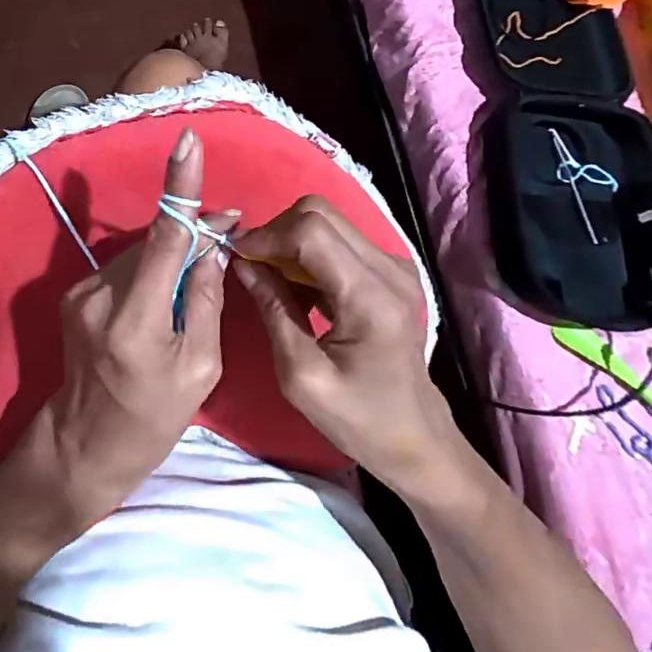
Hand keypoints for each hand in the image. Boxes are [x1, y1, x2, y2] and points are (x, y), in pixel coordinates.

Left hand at [2, 127, 235, 542]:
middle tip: (225, 237)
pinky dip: (149, 272)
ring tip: (188, 290)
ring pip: (140, 253)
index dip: (180, 187)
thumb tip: (213, 249)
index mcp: (137, 319)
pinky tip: (160, 300)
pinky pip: (125, 268)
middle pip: (156, 242)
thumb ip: (206, 301)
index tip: (188, 141)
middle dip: (191, 236)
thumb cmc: (151, 419)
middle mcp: (102, 295)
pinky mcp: (74, 294)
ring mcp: (82, 292)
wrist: (80, 447)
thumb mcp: (198, 369)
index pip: (165, 238)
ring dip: (169, 257)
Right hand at [232, 197, 465, 495]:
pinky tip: (297, 287)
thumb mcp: (300, 376)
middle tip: (251, 264)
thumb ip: (273, 310)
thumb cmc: (358, 418)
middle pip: (321, 214)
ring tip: (270, 277)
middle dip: (277, 232)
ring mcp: (396, 266)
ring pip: (330, 222)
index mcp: (372, 297)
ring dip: (291, 241)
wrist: (414, 438)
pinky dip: (309, 253)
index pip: (312, 232)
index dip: (267, 236)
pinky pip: (341, 240)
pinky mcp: (392, 271)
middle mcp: (390, 269)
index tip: (236, 255)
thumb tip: (243, 262)